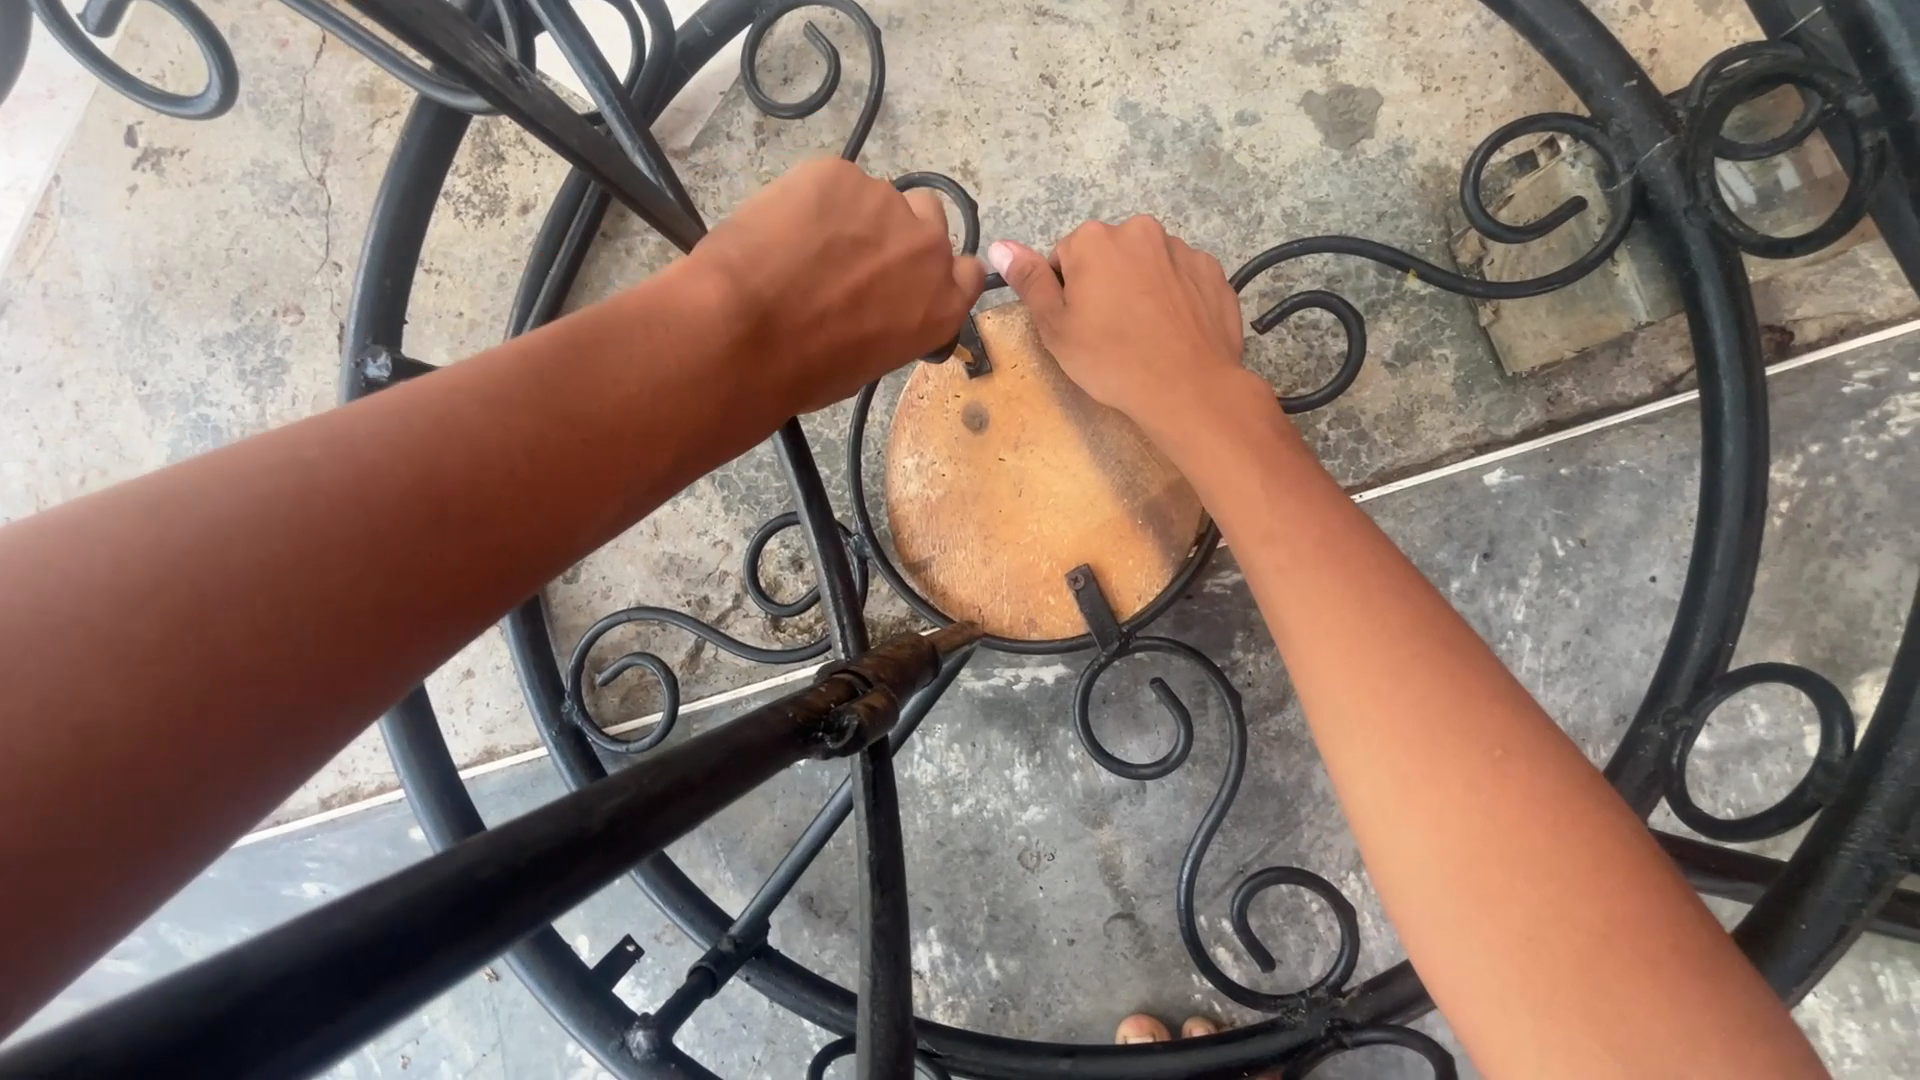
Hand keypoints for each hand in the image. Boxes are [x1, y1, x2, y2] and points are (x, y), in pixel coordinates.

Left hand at [686, 157, 985, 414]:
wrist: (746, 332)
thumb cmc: (805, 370)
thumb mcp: (869, 363)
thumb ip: (894, 322)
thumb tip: (876, 307)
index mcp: (941, 306)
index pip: (967, 273)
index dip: (937, 272)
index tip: (910, 276)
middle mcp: (928, 251)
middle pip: (929, 222)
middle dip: (898, 234)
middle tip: (854, 258)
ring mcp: (886, 204)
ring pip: (878, 198)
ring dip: (853, 216)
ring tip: (807, 245)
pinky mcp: (839, 173)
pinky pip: (833, 182)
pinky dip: (813, 199)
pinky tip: (784, 229)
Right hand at [988, 217, 1255, 433]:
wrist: (1186, 388)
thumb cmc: (1110, 360)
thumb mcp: (1056, 327)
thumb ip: (1029, 281)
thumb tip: (999, 246)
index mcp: (1094, 240)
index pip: (1064, 259)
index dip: (1066, 294)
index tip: (1078, 326)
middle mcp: (1139, 230)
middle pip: (1108, 256)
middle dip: (1105, 285)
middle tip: (1109, 333)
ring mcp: (1181, 249)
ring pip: (1147, 266)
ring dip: (1140, 290)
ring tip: (1144, 335)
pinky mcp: (1212, 272)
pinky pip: (1182, 280)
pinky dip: (1174, 299)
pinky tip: (1172, 332)